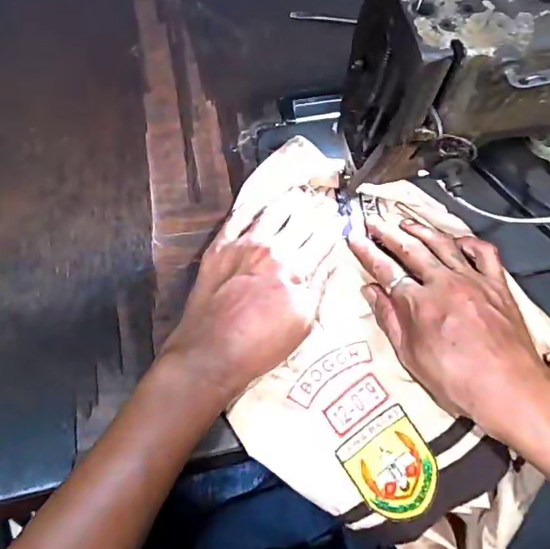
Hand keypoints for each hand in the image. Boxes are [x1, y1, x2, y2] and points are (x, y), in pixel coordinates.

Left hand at [161, 190, 340, 400]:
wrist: (210, 354)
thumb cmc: (260, 347)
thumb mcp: (303, 324)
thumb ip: (318, 288)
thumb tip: (331, 263)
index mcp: (296, 269)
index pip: (322, 238)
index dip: (334, 226)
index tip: (339, 218)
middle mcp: (271, 250)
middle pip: (300, 220)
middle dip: (315, 209)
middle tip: (322, 200)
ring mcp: (243, 245)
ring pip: (272, 212)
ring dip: (288, 201)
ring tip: (298, 194)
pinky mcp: (219, 248)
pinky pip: (238, 217)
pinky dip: (253, 205)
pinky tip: (261, 200)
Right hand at [349, 219, 549, 448]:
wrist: (510, 389)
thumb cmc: (458, 382)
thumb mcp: (411, 357)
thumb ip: (390, 320)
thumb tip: (372, 292)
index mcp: (419, 303)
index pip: (386, 270)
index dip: (367, 252)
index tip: (355, 238)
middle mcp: (444, 283)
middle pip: (411, 249)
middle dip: (389, 233)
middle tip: (374, 222)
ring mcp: (473, 280)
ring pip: (443, 244)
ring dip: (421, 230)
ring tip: (405, 222)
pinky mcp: (497, 285)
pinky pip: (483, 253)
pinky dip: (468, 242)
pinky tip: (457, 240)